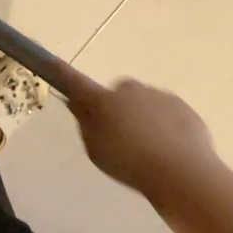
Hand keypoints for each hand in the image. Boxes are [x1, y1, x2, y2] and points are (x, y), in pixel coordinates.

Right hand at [54, 65, 219, 200]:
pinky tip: (166, 147)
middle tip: (119, 135)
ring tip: (147, 148)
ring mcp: (159, 95)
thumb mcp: (95, 149)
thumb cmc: (128, 163)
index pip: (77, 83)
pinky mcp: (182, 106)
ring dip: (141, 116)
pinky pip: (165, 111)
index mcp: (103, 100)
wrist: (180, 170)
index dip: (62, 72)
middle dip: (117, 107)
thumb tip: (77, 102)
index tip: (50, 61)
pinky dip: (163, 123)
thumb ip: (85, 123)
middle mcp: (130, 90)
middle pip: (118, 92)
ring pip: (143, 101)